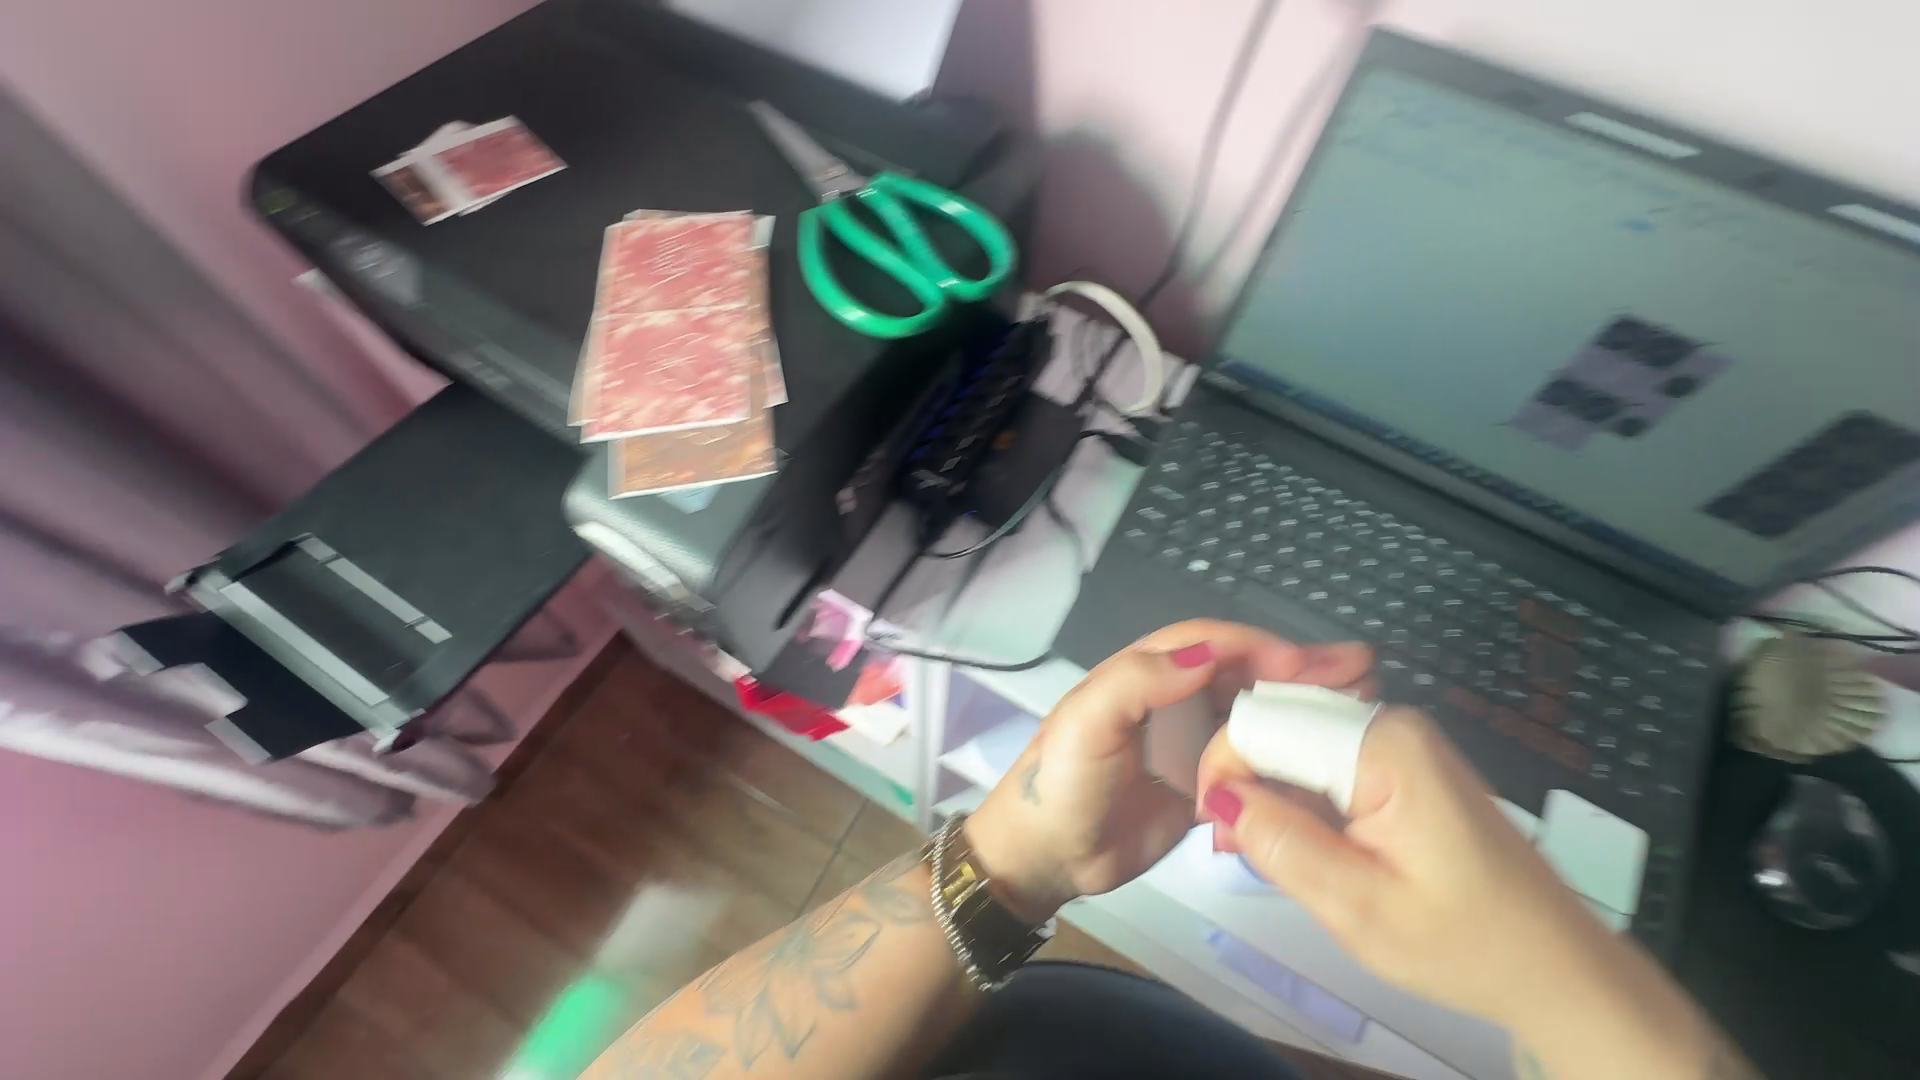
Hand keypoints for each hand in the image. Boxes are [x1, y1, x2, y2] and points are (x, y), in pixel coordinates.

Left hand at [966, 619, 1372, 922]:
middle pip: (1242, 670)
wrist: (1050, 856)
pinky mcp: (1207, 780)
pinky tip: (1329, 755)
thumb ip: (1136, 682)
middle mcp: (1173, 698)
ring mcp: (1192, 739)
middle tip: (1360, 671)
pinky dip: (1290, 751)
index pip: (1208, 642)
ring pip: (1254, 710)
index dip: (1255, 645)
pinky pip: (1253, 757)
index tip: (1305, 663)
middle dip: (1296, 668)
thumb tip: (1207, 654)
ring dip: (1302, 704)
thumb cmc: (1062, 783)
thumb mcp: (1085, 724)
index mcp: (1142, 672)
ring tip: (1361, 704)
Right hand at [1197, 705, 1617, 1025]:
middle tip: (1231, 843)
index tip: (1214, 828)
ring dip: (1264, 786)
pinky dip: (1294, 791)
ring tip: (1258, 847)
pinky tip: (1295, 836)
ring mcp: (1395, 736)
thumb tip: (1221, 797)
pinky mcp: (1397, 757)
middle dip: (1241, 776)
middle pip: (1277, 722)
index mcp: (1383, 745)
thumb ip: (1282, 845)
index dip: (1224, 769)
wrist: (1557, 967)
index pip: (1264, 724)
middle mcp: (1388, 721)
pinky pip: (1319, 754)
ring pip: (1292, 737)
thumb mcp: (1359, 909)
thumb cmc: (1466, 945)